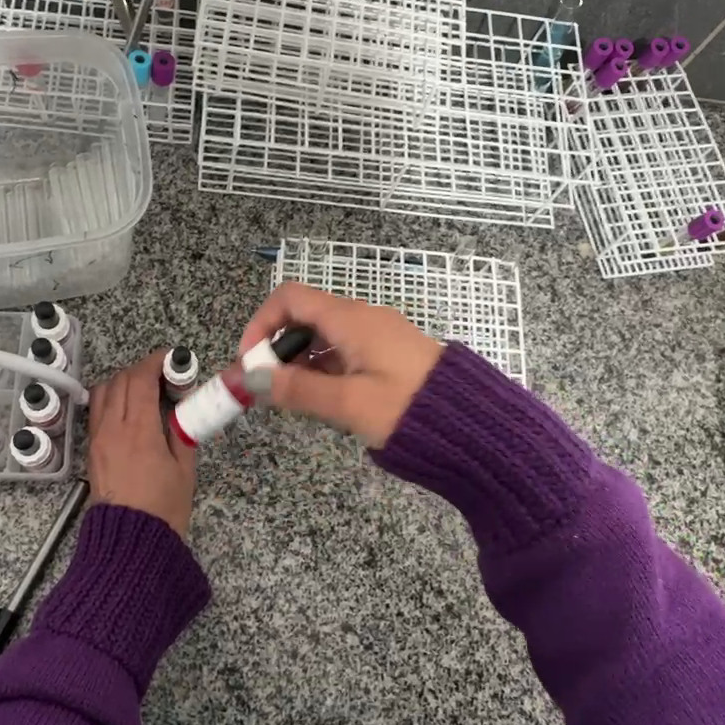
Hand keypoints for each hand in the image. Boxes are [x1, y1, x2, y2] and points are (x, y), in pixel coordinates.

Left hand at [86, 352, 197, 538]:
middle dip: (141, 370)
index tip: (170, 359)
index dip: (155, 361)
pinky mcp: (92, 451)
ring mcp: (98, 439)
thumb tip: (180, 408)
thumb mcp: (184, 467)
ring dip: (123, 383)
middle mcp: (112, 428)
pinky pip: (96, 412)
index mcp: (139, 430)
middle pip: (120, 380)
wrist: (130, 542)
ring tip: (145, 391)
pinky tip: (130, 411)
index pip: (140, 379)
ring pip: (102, 392)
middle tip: (163, 376)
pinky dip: (111, 400)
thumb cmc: (163, 508)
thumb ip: (181, 431)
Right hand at [239, 282, 443, 447]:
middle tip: (267, 388)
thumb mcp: (348, 403)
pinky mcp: (390, 356)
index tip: (250, 362)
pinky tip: (323, 401)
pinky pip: (345, 353)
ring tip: (292, 401)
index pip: (290, 298)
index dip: (261, 324)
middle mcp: (363, 319)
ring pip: (324, 339)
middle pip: (305, 318)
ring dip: (300, 364)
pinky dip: (324, 371)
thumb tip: (251, 379)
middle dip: (278, 349)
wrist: (474, 426)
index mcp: (351, 319)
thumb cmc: (409, 409)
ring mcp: (379, 337)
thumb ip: (297, 390)